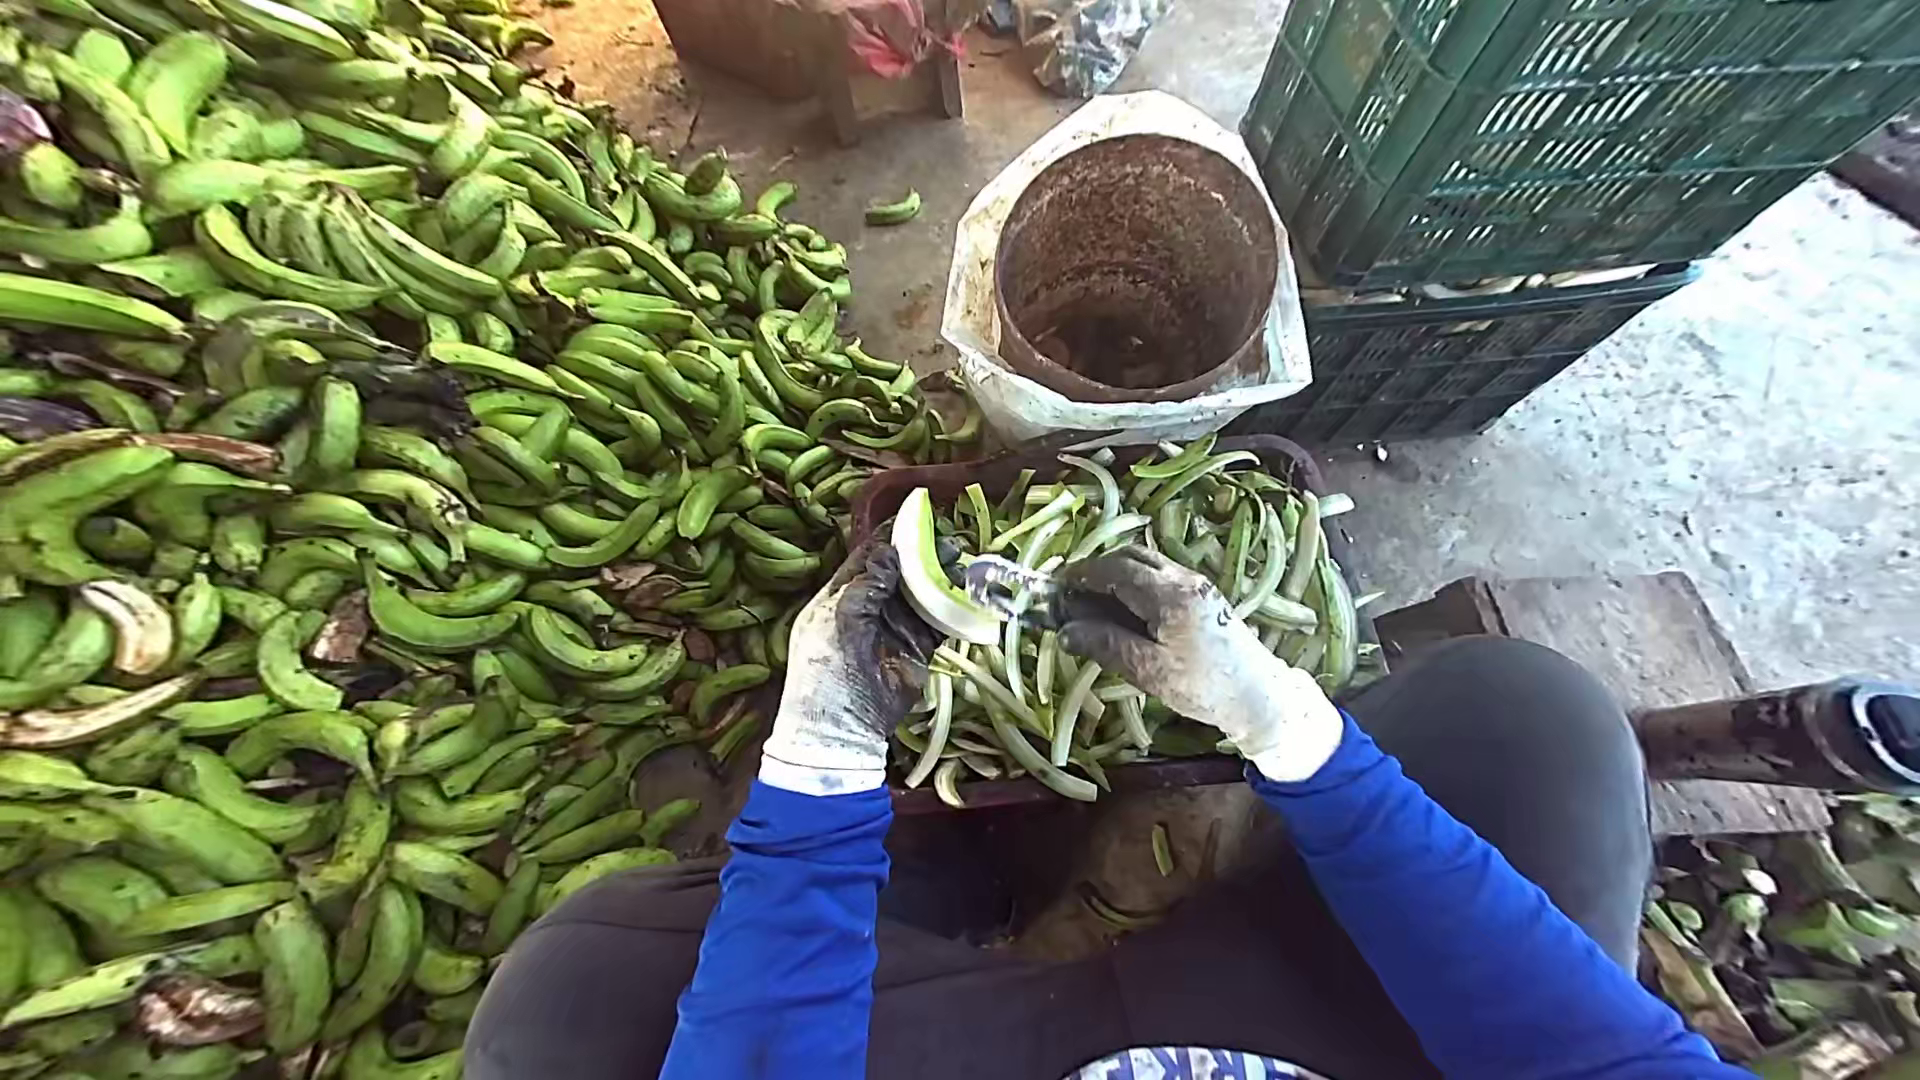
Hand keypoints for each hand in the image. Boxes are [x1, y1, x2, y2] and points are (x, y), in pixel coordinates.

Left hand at [758, 542, 942, 795]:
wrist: (842, 727)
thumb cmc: (829, 667)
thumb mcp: (839, 618)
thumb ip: (866, 584)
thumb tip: (890, 551)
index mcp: (843, 594)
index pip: (869, 556)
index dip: (891, 536)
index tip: (916, 517)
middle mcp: (872, 604)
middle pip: (902, 570)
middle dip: (925, 555)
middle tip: (950, 542)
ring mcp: (896, 625)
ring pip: (923, 592)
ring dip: (943, 577)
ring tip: (963, 562)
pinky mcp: (917, 646)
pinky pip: (938, 620)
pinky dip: (953, 607)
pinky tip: (967, 592)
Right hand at [1056, 546, 1341, 781]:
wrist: (1261, 697)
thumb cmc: (1203, 687)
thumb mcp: (1149, 671)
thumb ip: (1106, 645)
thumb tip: (1065, 632)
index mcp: (1170, 596)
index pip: (1116, 570)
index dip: (1083, 574)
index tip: (1058, 584)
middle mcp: (1184, 579)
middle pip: (1131, 556)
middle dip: (1098, 568)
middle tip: (1073, 590)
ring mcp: (1196, 584)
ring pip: (1147, 562)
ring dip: (1116, 572)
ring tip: (1094, 599)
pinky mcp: (1202, 595)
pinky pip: (1160, 574)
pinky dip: (1134, 580)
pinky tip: (1124, 606)